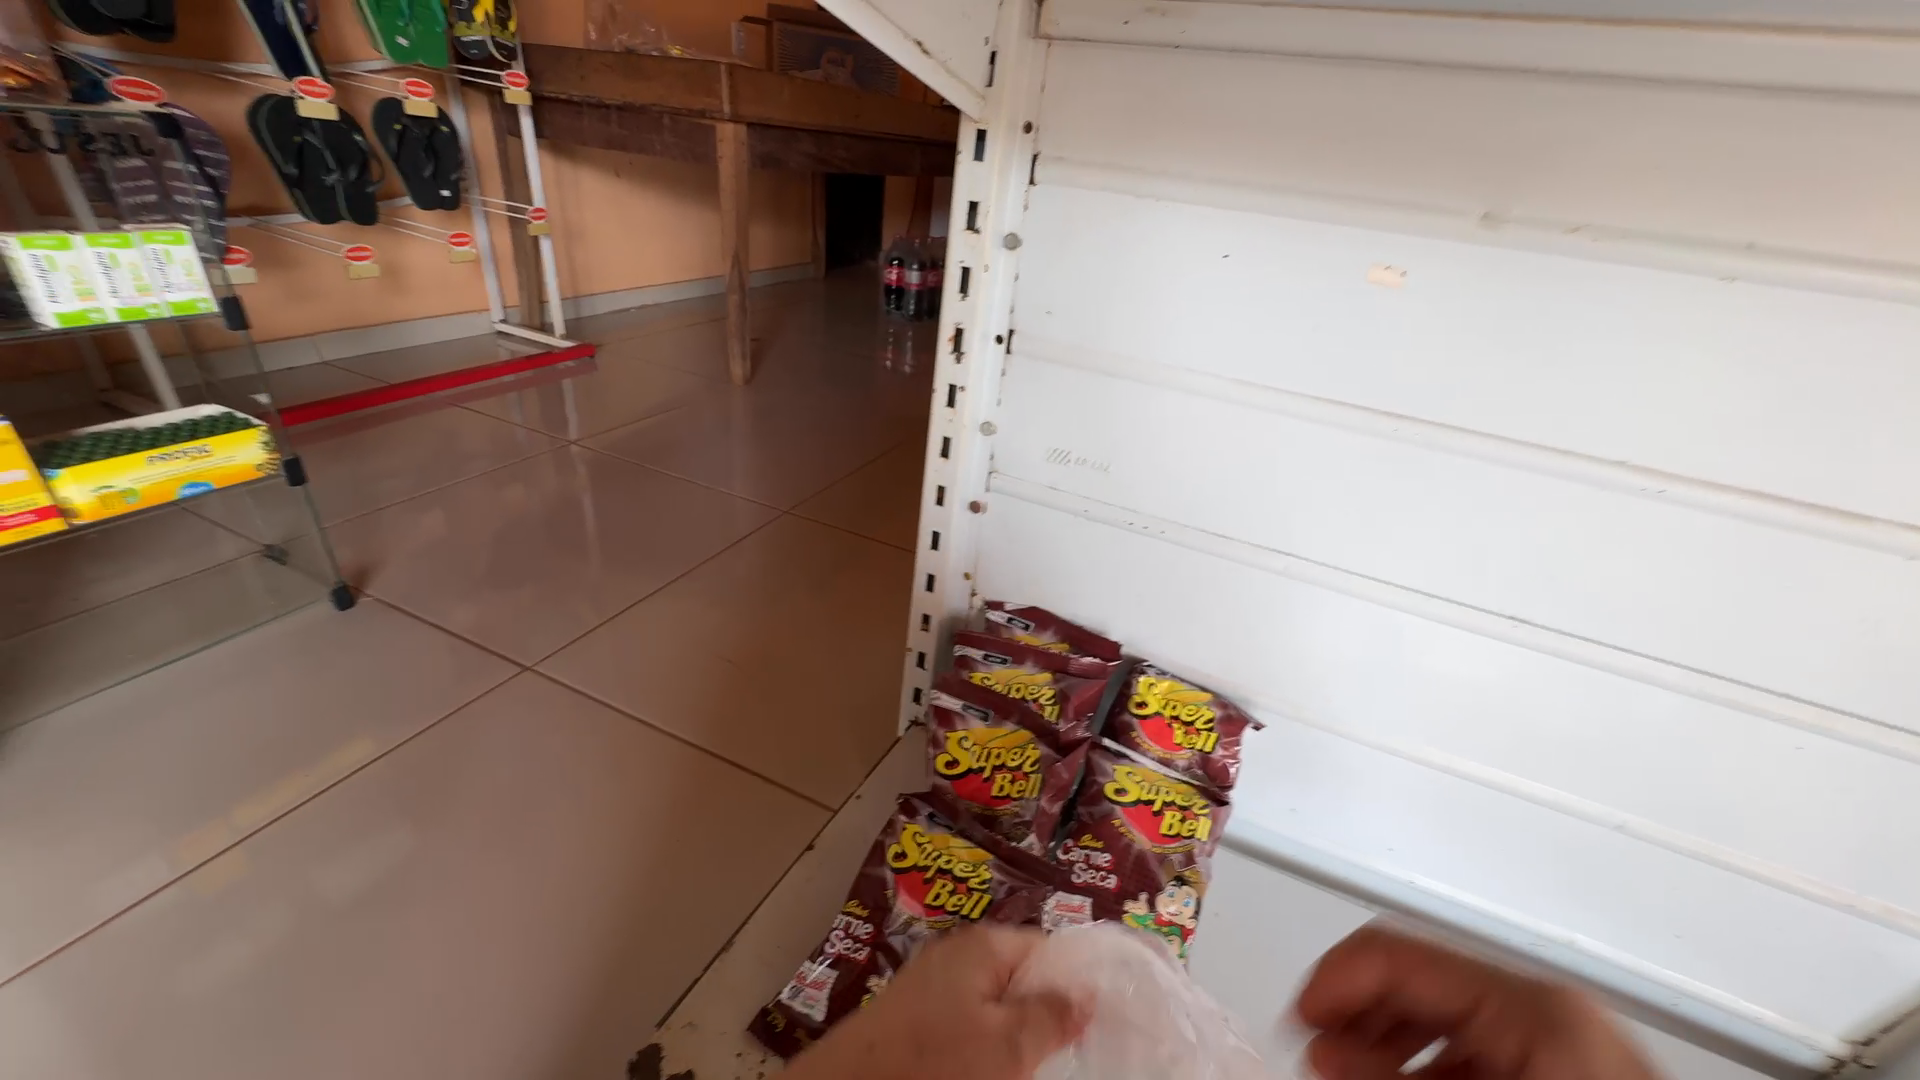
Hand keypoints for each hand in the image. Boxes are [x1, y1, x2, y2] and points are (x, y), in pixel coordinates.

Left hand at [785, 926, 1086, 1079]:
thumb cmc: (936, 1062)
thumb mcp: (1007, 1046)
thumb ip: (1051, 1015)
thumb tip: (1087, 991)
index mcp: (986, 944)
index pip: (1048, 948)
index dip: (1075, 981)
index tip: (1098, 1018)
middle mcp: (959, 950)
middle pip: (1020, 973)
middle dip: (1044, 1009)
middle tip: (1069, 1048)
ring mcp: (934, 979)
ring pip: (993, 999)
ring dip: (1014, 1029)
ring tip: (1032, 1063)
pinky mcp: (916, 1010)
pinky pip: (967, 1016)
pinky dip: (984, 1038)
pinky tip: (989, 1066)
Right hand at [1295, 924, 1663, 1079]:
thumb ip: (1388, 1064)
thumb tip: (1323, 1044)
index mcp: (1527, 996)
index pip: (1391, 948)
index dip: (1331, 976)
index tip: (1299, 1014)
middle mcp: (1545, 999)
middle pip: (1411, 972)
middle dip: (1352, 1009)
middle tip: (1315, 1046)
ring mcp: (1558, 1028)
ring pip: (1436, 1007)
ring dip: (1382, 1036)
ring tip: (1348, 1067)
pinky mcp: (1564, 1056)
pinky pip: (1471, 1038)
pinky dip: (1425, 1058)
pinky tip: (1401, 1079)